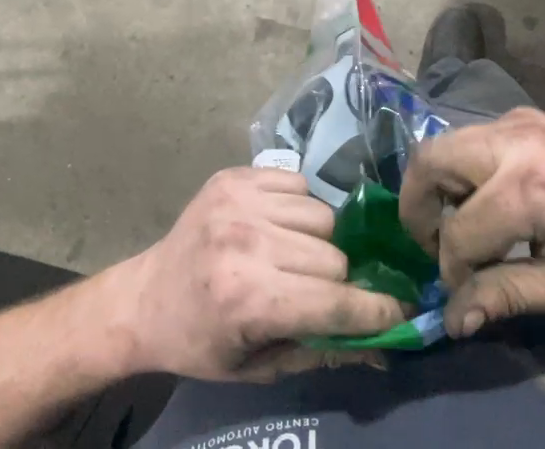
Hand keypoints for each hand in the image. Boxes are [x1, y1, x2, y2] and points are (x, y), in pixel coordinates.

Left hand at [114, 167, 405, 380]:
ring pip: (322, 215)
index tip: (399, 310)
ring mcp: (238, 202)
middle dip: (337, 279)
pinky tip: (278, 225)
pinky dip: (299, 206)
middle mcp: (246, 243)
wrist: (145, 299)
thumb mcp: (259, 366)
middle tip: (315, 291)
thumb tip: (384, 340)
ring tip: (294, 256)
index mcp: (250, 297)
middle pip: (335, 255)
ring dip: (319, 240)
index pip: (336, 300)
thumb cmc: (201, 341)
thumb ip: (322, 349)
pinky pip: (298, 183)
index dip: (375, 309)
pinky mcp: (232, 177)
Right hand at [399, 108, 544, 335]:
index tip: (465, 296)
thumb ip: (507, 295)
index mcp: (531, 186)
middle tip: (434, 248)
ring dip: (437, 189)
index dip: (454, 271)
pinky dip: (460, 173)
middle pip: (429, 163)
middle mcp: (514, 141)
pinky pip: (468, 141)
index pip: (459, 232)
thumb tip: (453, 318)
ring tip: (458, 229)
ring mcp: (517, 122)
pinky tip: (484, 206)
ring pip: (442, 146)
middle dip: (419, 210)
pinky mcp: (523, 119)